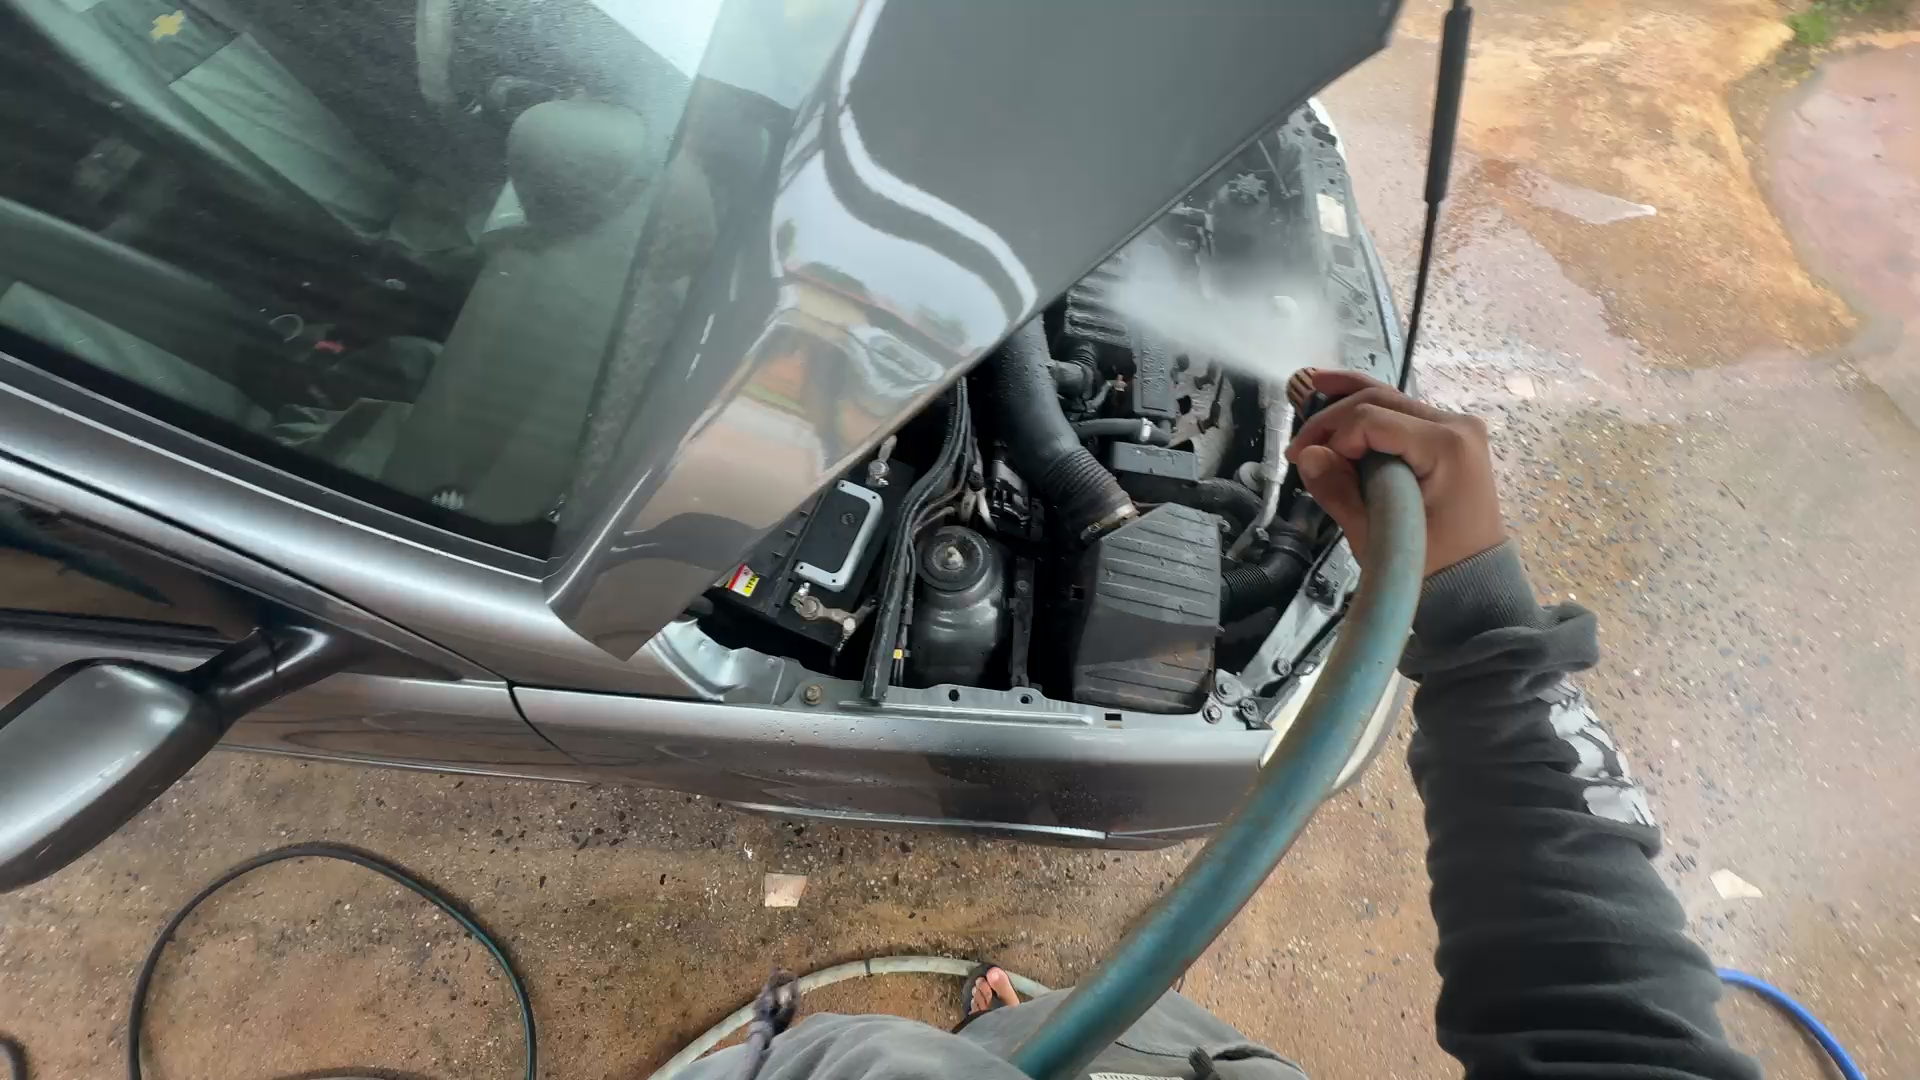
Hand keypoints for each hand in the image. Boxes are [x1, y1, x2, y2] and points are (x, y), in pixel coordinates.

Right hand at [1285, 370, 1504, 577]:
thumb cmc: (1425, 561)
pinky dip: (1364, 407)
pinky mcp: (1445, 436)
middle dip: (1331, 417)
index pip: (1371, 420)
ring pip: (1388, 398)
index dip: (1332, 437)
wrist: (1470, 578)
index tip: (1306, 464)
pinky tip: (1335, 391)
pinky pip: (1398, 412)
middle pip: (1378, 399)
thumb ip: (1338, 492)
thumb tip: (1307, 456)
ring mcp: (1454, 427)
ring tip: (1310, 387)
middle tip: (1298, 447)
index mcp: (1445, 447)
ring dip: (1345, 400)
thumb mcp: (1374, 534)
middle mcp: (1455, 425)